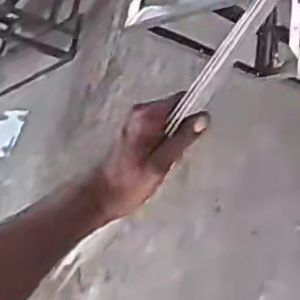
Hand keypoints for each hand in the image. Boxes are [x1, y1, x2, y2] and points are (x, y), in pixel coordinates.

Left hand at [91, 95, 207, 220]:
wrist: (96, 201)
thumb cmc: (129, 184)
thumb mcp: (161, 163)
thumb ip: (183, 138)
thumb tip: (204, 117)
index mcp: (147, 115)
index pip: (181, 98)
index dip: (193, 111)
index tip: (198, 130)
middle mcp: (139, 111)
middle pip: (175, 108)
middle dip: (182, 128)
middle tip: (177, 152)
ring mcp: (134, 120)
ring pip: (168, 119)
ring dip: (173, 135)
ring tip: (166, 159)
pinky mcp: (133, 130)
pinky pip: (158, 126)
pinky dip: (163, 140)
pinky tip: (156, 160)